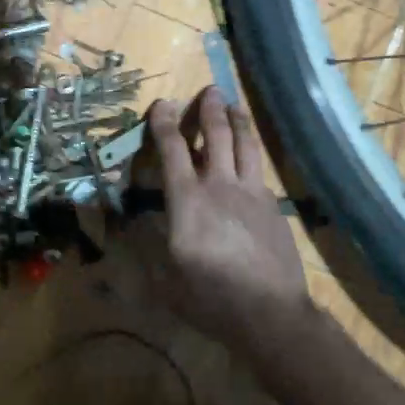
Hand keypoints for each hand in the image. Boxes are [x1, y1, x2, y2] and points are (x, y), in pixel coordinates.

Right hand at [147, 87, 311, 352]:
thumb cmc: (210, 297)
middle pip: (215, 135)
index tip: (161, 103)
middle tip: (209, 90)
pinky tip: (251, 154)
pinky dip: (252, 152)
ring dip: (237, 120)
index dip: (164, 123)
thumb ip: (147, 245)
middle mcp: (219, 185)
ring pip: (245, 145)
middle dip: (209, 109)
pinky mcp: (273, 207)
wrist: (271, 314)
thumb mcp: (165, 278)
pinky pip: (260, 169)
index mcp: (187, 199)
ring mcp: (251, 193)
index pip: (172, 148)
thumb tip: (131, 222)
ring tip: (233, 104)